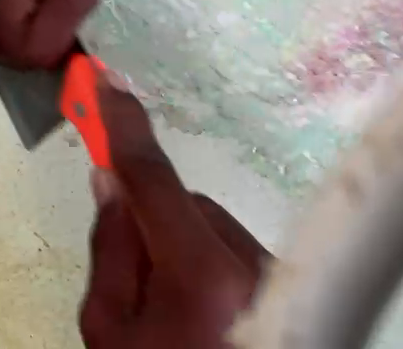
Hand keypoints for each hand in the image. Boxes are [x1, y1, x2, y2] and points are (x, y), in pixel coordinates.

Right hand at [80, 82, 269, 347]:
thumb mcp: (108, 331)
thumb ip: (109, 248)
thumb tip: (112, 185)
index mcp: (200, 275)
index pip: (151, 176)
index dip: (121, 123)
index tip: (103, 78)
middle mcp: (255, 271)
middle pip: (185, 205)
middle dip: (153, 218)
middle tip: (132, 271)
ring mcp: (283, 288)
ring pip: (214, 232)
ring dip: (185, 248)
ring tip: (178, 316)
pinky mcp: (299, 301)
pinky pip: (240, 260)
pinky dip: (213, 272)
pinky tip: (209, 325)